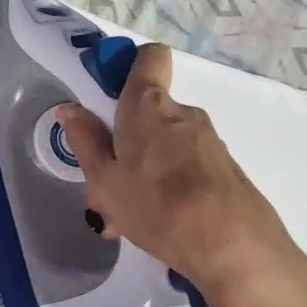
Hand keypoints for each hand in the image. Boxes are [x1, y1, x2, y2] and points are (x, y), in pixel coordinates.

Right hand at [56, 43, 306, 306]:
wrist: (235, 249)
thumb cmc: (157, 205)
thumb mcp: (104, 179)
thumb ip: (86, 141)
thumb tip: (71, 109)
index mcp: (147, 106)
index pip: (149, 57)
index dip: (128, 65)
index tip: (108, 94)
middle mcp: (182, 114)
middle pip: (146, 113)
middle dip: (123, 140)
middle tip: (104, 183)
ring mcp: (208, 142)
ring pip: (162, 146)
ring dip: (141, 170)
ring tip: (125, 216)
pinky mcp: (224, 170)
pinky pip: (183, 168)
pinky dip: (165, 187)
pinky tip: (154, 224)